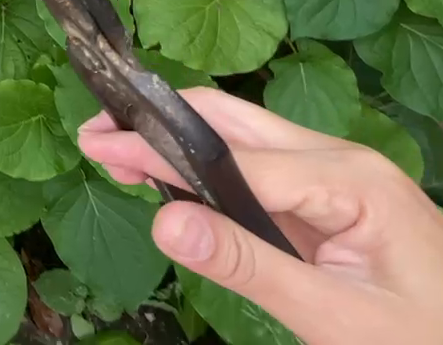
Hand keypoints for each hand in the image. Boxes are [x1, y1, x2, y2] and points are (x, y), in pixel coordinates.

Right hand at [78, 88, 442, 344]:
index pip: (228, 154)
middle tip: (93, 135)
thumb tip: (160, 220)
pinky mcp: (328, 204)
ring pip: (236, 138)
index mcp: (350, 177)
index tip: (92, 145)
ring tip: (113, 150)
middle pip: (228, 120)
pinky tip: (168, 178)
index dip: (155, 149)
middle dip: (156, 122)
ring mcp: (336, 179)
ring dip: (173, 142)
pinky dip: (202, 170)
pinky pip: (252, 172)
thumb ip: (247, 265)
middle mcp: (340, 160)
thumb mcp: (340, 321)